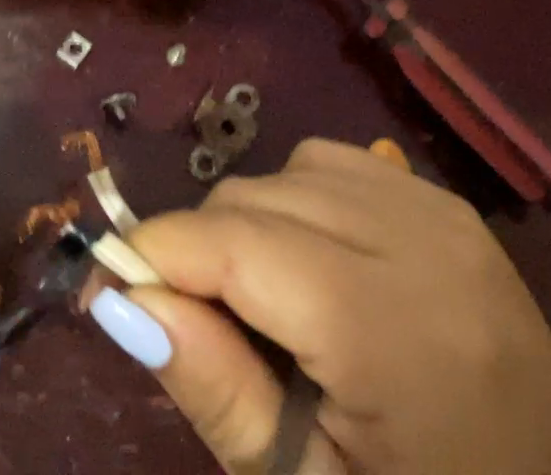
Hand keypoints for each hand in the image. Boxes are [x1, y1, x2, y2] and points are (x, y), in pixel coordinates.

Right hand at [86, 139, 550, 473]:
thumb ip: (215, 388)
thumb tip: (120, 298)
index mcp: (393, 332)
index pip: (235, 244)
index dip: (152, 254)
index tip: (108, 293)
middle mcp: (420, 243)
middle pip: (250, 199)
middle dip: (196, 251)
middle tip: (200, 330)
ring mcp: (438, 209)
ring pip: (280, 172)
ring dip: (244, 226)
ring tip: (264, 302)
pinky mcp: (442, 197)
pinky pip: (326, 163)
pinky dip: (291, 202)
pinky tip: (310, 263)